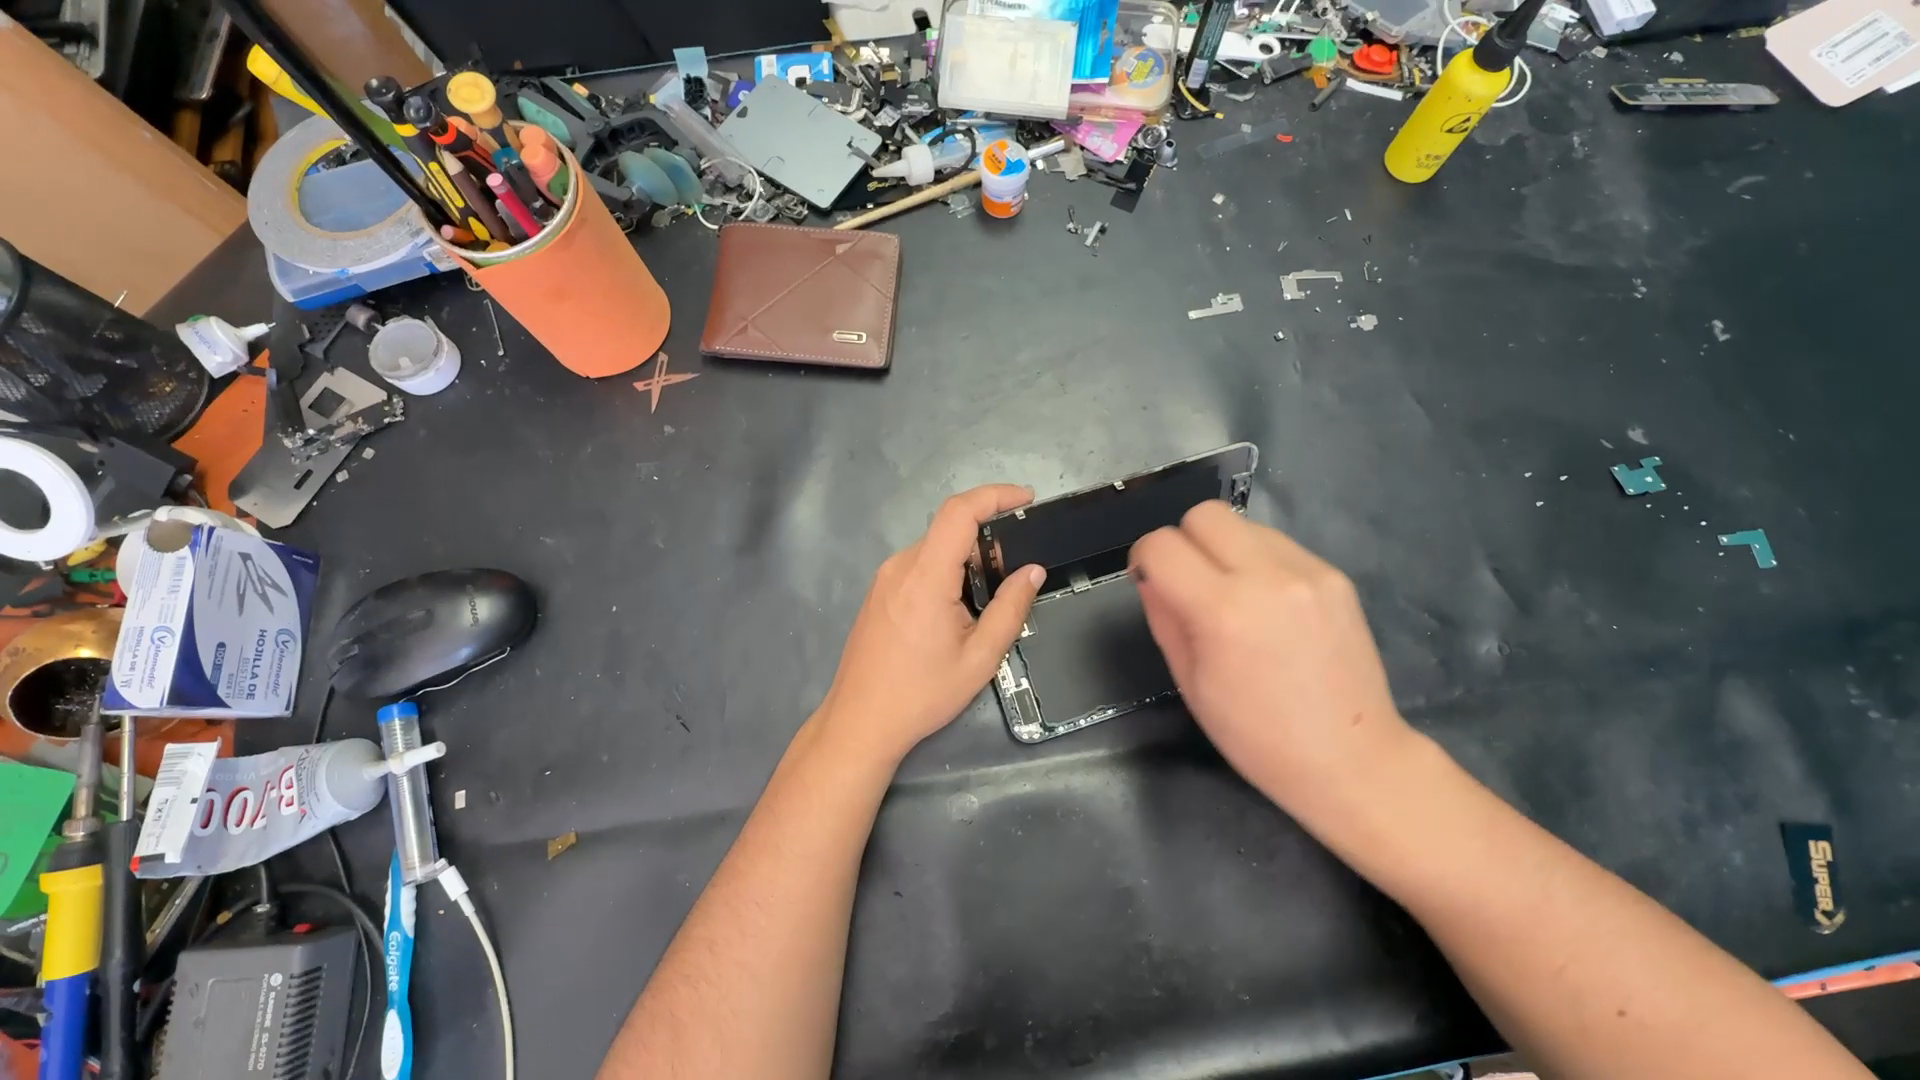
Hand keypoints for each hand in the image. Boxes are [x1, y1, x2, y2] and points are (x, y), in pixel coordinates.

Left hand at [815, 485, 1046, 763]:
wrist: (860, 721)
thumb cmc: (921, 694)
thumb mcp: (980, 658)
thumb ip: (1010, 609)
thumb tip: (1032, 571)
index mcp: (925, 577)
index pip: (958, 512)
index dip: (995, 495)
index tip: (1026, 499)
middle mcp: (900, 567)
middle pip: (948, 529)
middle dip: (988, 536)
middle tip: (1018, 568)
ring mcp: (885, 579)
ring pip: (934, 548)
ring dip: (967, 557)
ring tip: (992, 594)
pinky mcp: (879, 593)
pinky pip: (919, 565)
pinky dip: (947, 570)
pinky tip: (961, 607)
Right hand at [1128, 502, 1414, 802]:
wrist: (1350, 758)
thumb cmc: (1256, 736)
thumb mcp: (1190, 682)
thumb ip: (1164, 617)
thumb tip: (1151, 576)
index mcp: (1222, 611)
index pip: (1162, 545)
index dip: (1144, 559)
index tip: (1149, 581)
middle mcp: (1267, 577)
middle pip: (1204, 514)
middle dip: (1183, 542)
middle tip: (1189, 583)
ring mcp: (1308, 572)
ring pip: (1243, 524)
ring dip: (1223, 549)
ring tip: (1233, 595)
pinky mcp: (1335, 576)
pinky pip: (1278, 546)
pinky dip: (1259, 563)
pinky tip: (1267, 605)